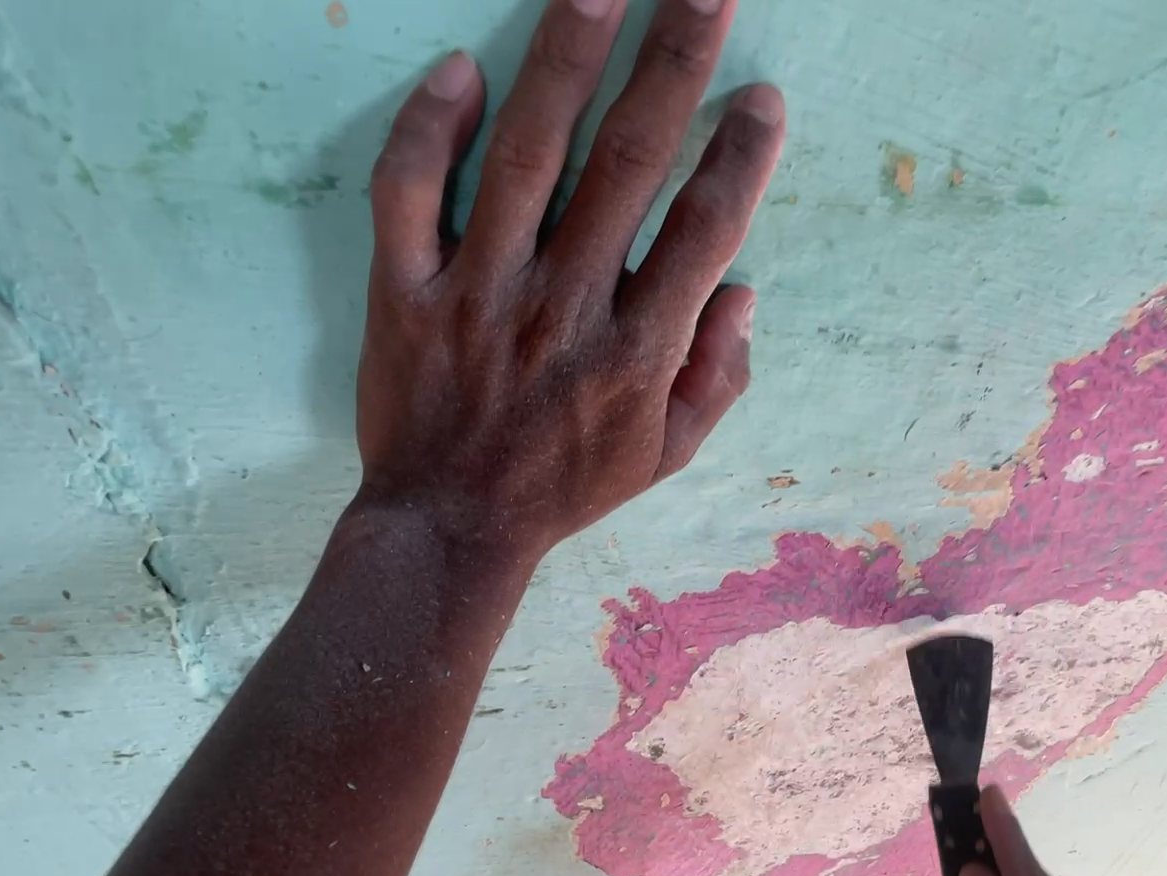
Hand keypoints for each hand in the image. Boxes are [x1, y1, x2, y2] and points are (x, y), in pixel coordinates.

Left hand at [355, 0, 783, 561]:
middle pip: (627, 165)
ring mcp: (478, 294)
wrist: (453, 525)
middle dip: (673, 66)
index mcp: (637, 354)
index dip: (740, 157)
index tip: (761, 100)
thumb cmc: (566, 489)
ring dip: (564, 59)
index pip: (703, 231)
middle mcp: (563, 308)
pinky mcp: (404, 293)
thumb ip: (717, 381)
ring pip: (523, 155)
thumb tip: (742, 293)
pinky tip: (459, 69)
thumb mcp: (665, 458)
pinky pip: (407, 193)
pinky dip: (426, 127)